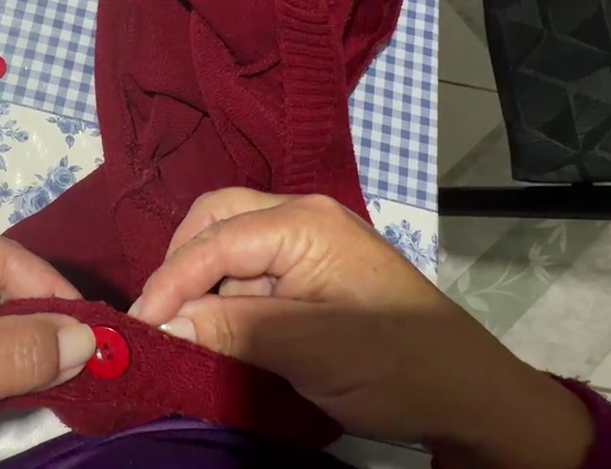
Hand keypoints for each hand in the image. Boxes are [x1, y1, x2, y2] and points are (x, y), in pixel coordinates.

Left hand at [0, 211, 97, 468]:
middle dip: (40, 328)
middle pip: (1, 288)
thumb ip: (15, 352)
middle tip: (86, 368)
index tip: (103, 340)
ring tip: (58, 381)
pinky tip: (15, 390)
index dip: (57, 298)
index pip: (8, 261)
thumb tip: (91, 340)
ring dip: (17, 352)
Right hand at [129, 190, 593, 468]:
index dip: (171, 279)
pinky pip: (252, 267)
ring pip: (231, 242)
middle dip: (182, 263)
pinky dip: (227, 292)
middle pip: (217, 219)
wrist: (471, 394)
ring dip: (202, 279)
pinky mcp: (312, 268)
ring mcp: (308, 240)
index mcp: (303, 221)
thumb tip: (162, 325)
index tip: (139, 323)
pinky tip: (217, 324)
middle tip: (159, 314)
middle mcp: (301, 215)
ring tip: (183, 325)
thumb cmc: (394, 363)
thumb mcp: (309, 349)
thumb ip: (232, 329)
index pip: (217, 238)